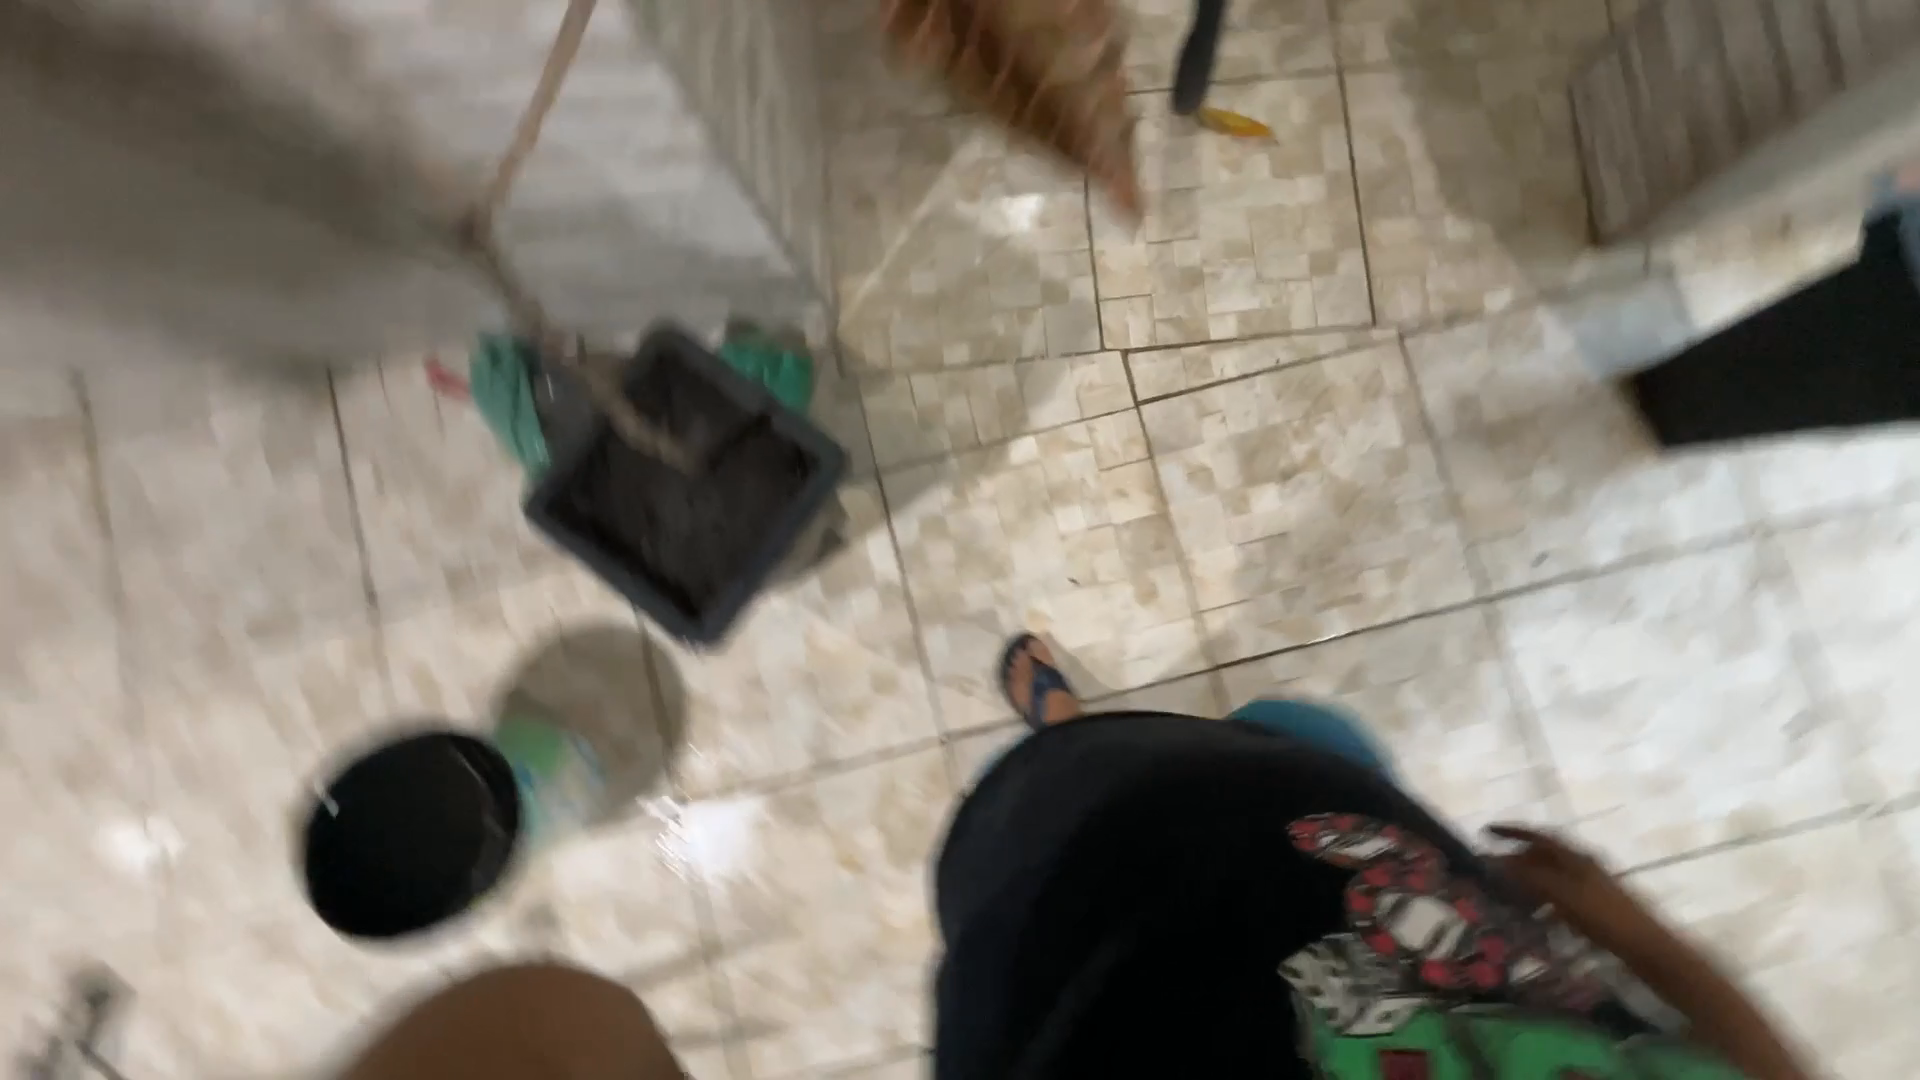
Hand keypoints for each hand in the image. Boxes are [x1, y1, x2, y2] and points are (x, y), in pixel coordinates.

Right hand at [1484, 823, 1662, 954]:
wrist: (1649, 950)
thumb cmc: (1603, 916)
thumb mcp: (1559, 893)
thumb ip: (1525, 875)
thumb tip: (1492, 860)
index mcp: (1575, 856)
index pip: (1537, 834)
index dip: (1511, 831)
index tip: (1485, 831)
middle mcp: (1583, 864)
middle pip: (1542, 855)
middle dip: (1516, 860)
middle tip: (1494, 870)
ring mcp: (1591, 884)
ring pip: (1550, 875)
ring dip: (1528, 881)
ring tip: (1510, 894)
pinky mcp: (1596, 905)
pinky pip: (1560, 893)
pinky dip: (1543, 898)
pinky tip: (1535, 913)